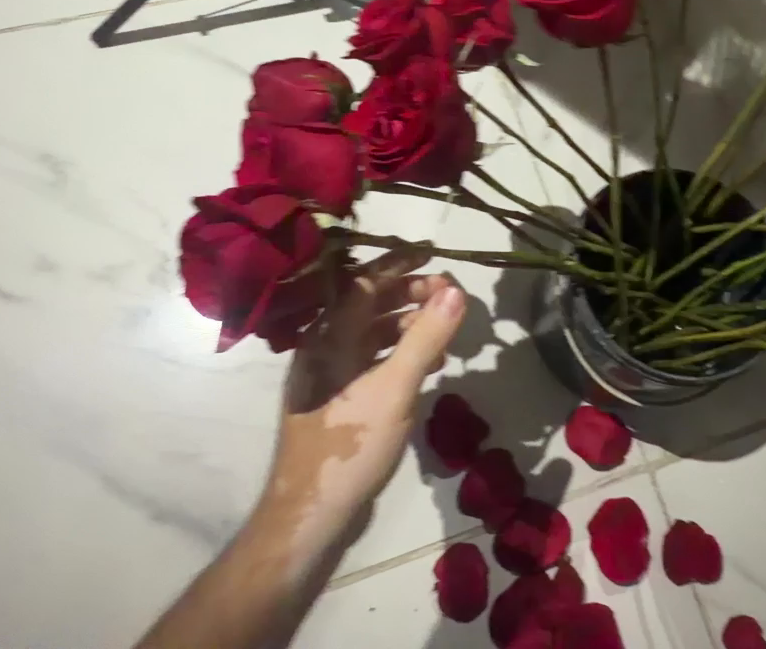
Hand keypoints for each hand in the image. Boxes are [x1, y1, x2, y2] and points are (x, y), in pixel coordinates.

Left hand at [253, 250, 466, 557]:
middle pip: (368, 303)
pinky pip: (371, 358)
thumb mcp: (395, 388)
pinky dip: (399, 353)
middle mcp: (323, 344)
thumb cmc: (349, 444)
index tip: (434, 253)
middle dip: (409, 293)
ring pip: (371, 331)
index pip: (365, 280)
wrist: (310, 512)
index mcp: (328, 334)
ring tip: (443, 328)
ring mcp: (328, 372)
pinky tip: (428, 365)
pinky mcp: (338, 396)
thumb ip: (425, 338)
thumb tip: (455, 290)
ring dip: (407, 323)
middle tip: (449, 295)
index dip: (400, 262)